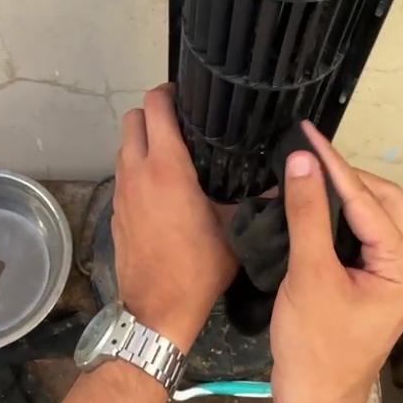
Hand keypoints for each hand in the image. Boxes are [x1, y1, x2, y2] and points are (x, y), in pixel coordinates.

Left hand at [112, 85, 237, 351]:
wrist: (157, 310)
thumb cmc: (198, 268)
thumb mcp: (234, 230)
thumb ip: (257, 199)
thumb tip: (286, 180)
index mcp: (166, 166)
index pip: (155, 106)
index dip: (170, 93)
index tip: (191, 97)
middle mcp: (137, 171)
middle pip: (132, 118)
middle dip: (154, 113)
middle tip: (183, 122)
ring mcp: (121, 191)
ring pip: (124, 145)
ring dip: (143, 140)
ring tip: (175, 152)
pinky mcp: (116, 210)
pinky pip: (123, 172)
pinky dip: (137, 167)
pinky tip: (162, 185)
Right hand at [270, 121, 402, 402]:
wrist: (314, 401)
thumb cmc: (314, 344)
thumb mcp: (309, 274)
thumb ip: (308, 214)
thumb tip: (302, 162)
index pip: (367, 200)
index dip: (333, 165)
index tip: (306, 133)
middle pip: (380, 202)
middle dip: (343, 176)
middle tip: (305, 153)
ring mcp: (391, 277)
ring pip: (370, 218)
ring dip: (339, 194)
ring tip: (304, 172)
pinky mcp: (371, 283)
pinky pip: (358, 237)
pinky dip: (335, 218)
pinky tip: (309, 205)